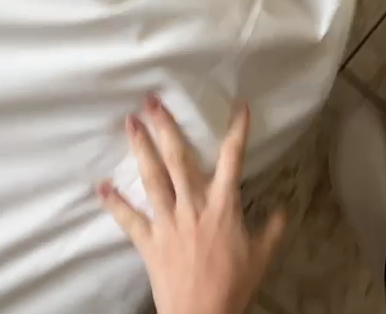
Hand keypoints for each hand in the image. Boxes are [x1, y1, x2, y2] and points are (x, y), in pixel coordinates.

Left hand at [98, 96, 284, 313]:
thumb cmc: (233, 285)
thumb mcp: (262, 255)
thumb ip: (273, 226)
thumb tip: (284, 205)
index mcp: (223, 205)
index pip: (232, 158)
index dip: (237, 130)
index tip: (239, 105)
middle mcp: (192, 205)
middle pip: (177, 158)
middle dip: (165, 126)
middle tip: (152, 100)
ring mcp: (167, 222)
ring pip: (152, 178)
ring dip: (140, 148)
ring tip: (130, 122)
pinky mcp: (149, 242)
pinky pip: (129, 220)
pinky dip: (115, 203)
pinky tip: (101, 187)